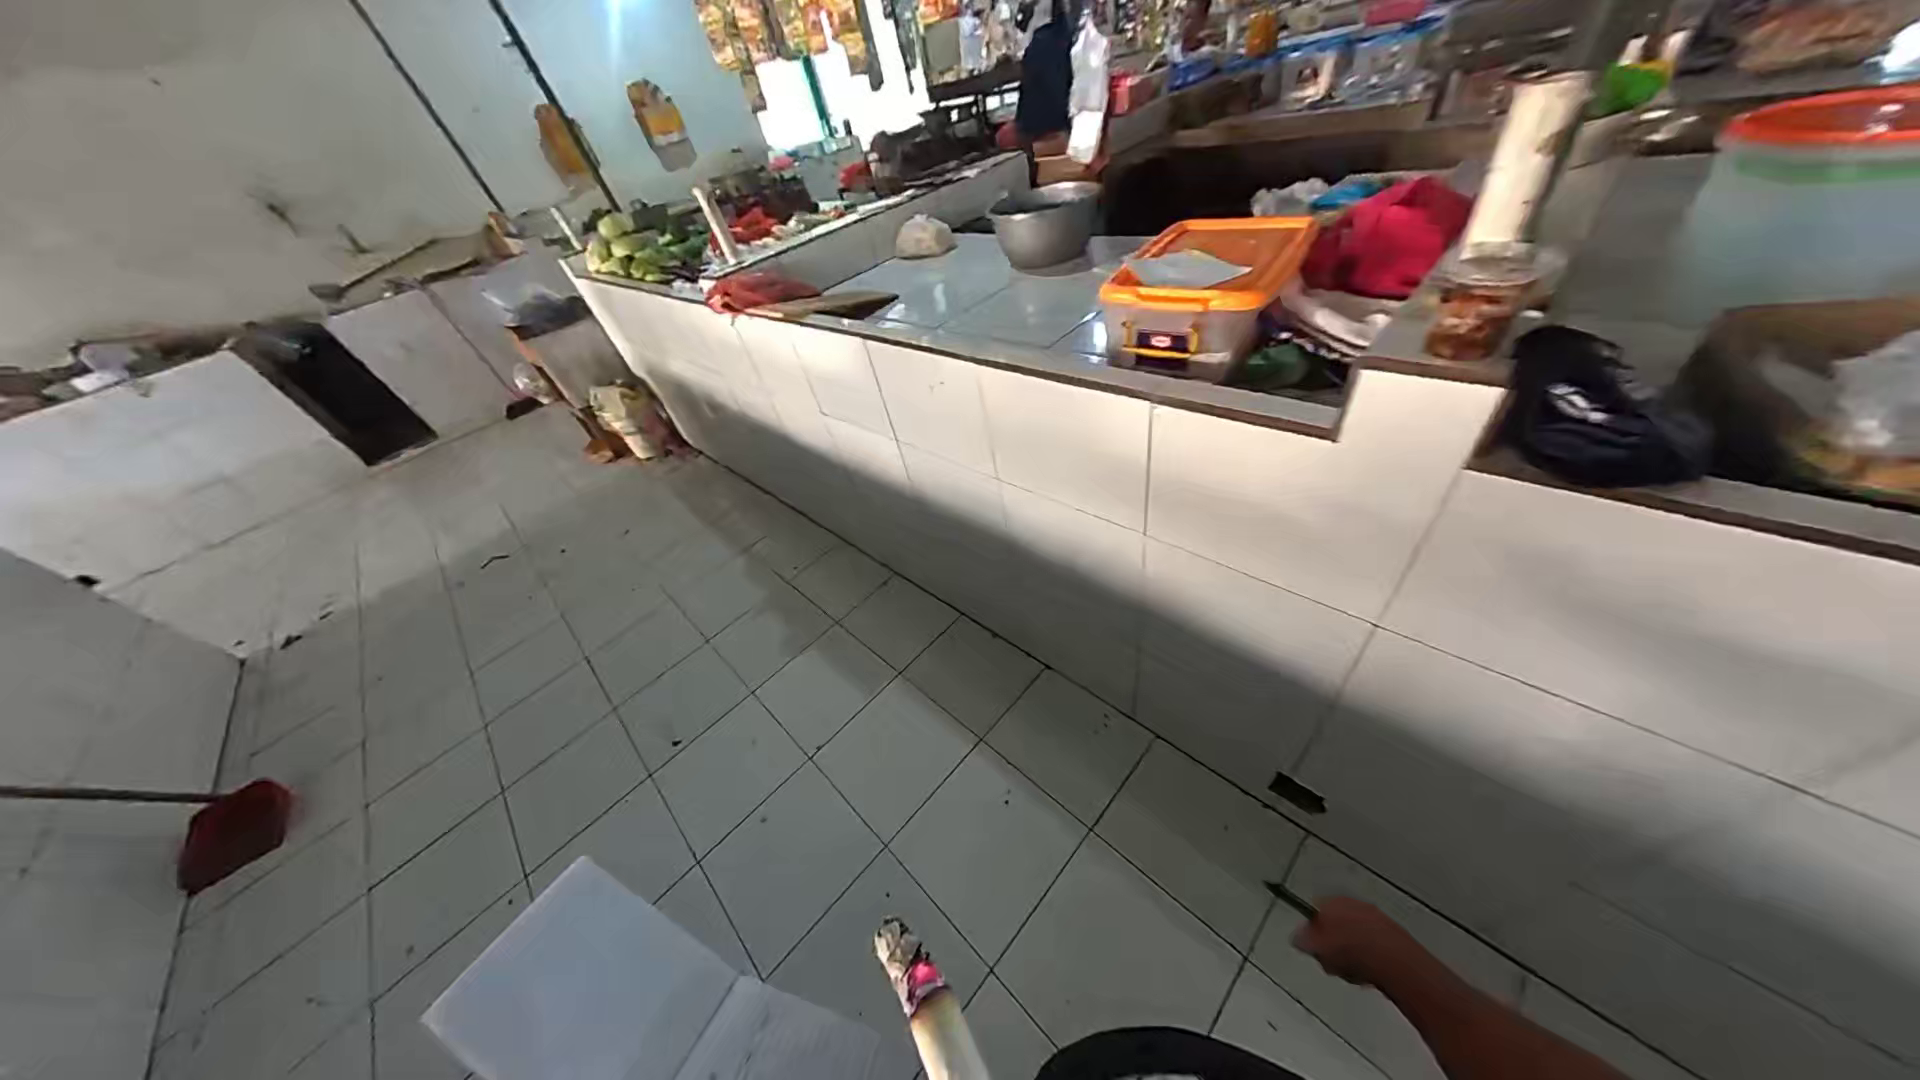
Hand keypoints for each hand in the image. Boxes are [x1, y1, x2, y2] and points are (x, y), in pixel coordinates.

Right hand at [1291, 896, 1423, 986]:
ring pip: (1356, 933)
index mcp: (1330, 900)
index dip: (1311, 930)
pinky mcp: (1395, 935)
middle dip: (1333, 941)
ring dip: (1353, 950)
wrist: (1394, 963)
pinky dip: (1371, 956)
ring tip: (1354, 971)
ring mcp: (1375, 917)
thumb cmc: (1350, 951)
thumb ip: (1302, 939)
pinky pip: (1375, 944)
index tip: (1313, 948)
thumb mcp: (1314, 947)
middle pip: (1336, 921)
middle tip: (1333, 962)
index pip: (1312, 909)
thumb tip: (1298, 938)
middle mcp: (1353, 903)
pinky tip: (1371, 973)